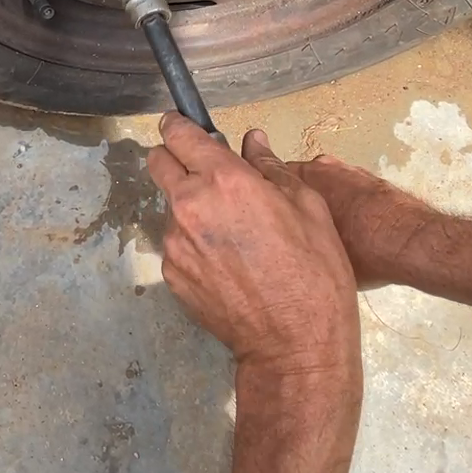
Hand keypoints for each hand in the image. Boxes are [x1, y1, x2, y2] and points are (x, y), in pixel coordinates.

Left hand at [146, 114, 360, 376]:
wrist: (295, 346)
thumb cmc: (314, 272)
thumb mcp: (307, 208)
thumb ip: (271, 167)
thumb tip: (252, 139)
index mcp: (223, 179)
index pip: (178, 134)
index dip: (178, 125)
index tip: (182, 125)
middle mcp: (189, 203)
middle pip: (157, 161)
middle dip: (174, 158)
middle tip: (202, 173)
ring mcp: (174, 240)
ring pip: (169, 206)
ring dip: (189, 208)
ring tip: (229, 235)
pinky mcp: (170, 272)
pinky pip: (176, 244)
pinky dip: (193, 245)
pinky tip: (225, 265)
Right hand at [237, 131, 442, 289]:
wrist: (412, 243)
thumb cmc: (361, 252)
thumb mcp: (316, 254)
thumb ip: (294, 238)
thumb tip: (283, 244)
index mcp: (299, 181)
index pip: (267, 177)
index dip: (264, 194)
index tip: (262, 208)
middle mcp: (318, 168)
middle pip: (293, 178)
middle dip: (290, 194)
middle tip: (294, 222)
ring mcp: (345, 170)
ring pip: (321, 180)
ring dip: (320, 195)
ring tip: (325, 224)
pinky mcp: (369, 177)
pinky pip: (346, 185)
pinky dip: (344, 198)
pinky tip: (352, 222)